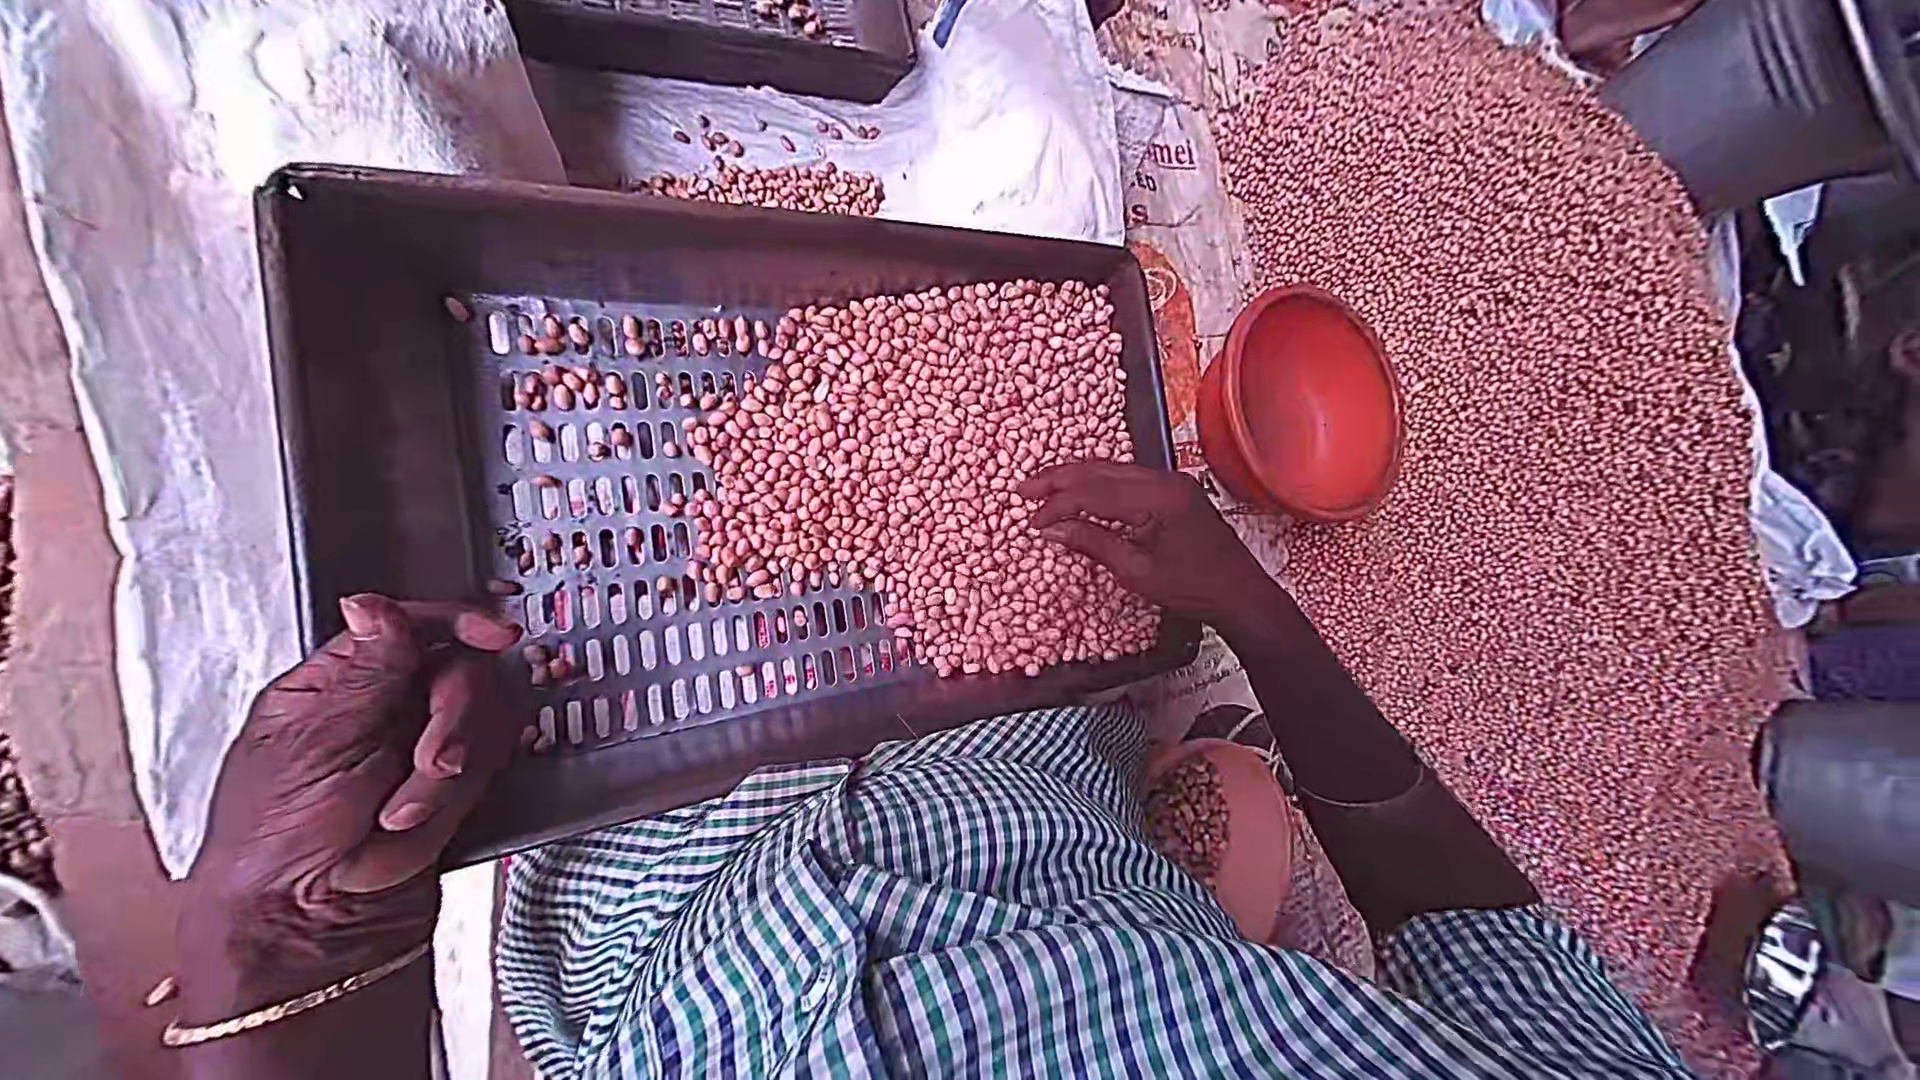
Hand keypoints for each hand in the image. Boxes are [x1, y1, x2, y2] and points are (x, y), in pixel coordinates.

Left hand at [178, 595, 521, 1021]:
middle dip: (453, 719)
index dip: (460, 623)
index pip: (414, 626)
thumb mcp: (314, 748)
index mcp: (338, 684)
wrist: (317, 922)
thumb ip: (362, 673)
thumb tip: (372, 603)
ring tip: (405, 813)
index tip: (498, 636)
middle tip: (432, 763)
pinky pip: (496, 751)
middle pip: (464, 669)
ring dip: (454, 765)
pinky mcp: (465, 766)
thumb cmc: (282, 839)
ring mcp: (430, 734)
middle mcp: (392, 701)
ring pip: (486, 712)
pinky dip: (465, 787)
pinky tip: (424, 817)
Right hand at [1019, 461, 1285, 633]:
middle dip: (1058, 479)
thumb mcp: (1136, 571)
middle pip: (1099, 470)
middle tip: (1024, 488)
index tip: (1034, 521)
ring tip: (1042, 487)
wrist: (1240, 593)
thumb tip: (1052, 530)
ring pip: (1110, 469)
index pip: (1094, 492)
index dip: (1058, 505)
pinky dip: (1096, 484)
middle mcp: (1164, 479)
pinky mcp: (1171, 489)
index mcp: (1159, 498)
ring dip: (1074, 478)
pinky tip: (1077, 492)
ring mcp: (1170, 481)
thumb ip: (1093, 543)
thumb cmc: (1193, 589)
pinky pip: (1125, 478)